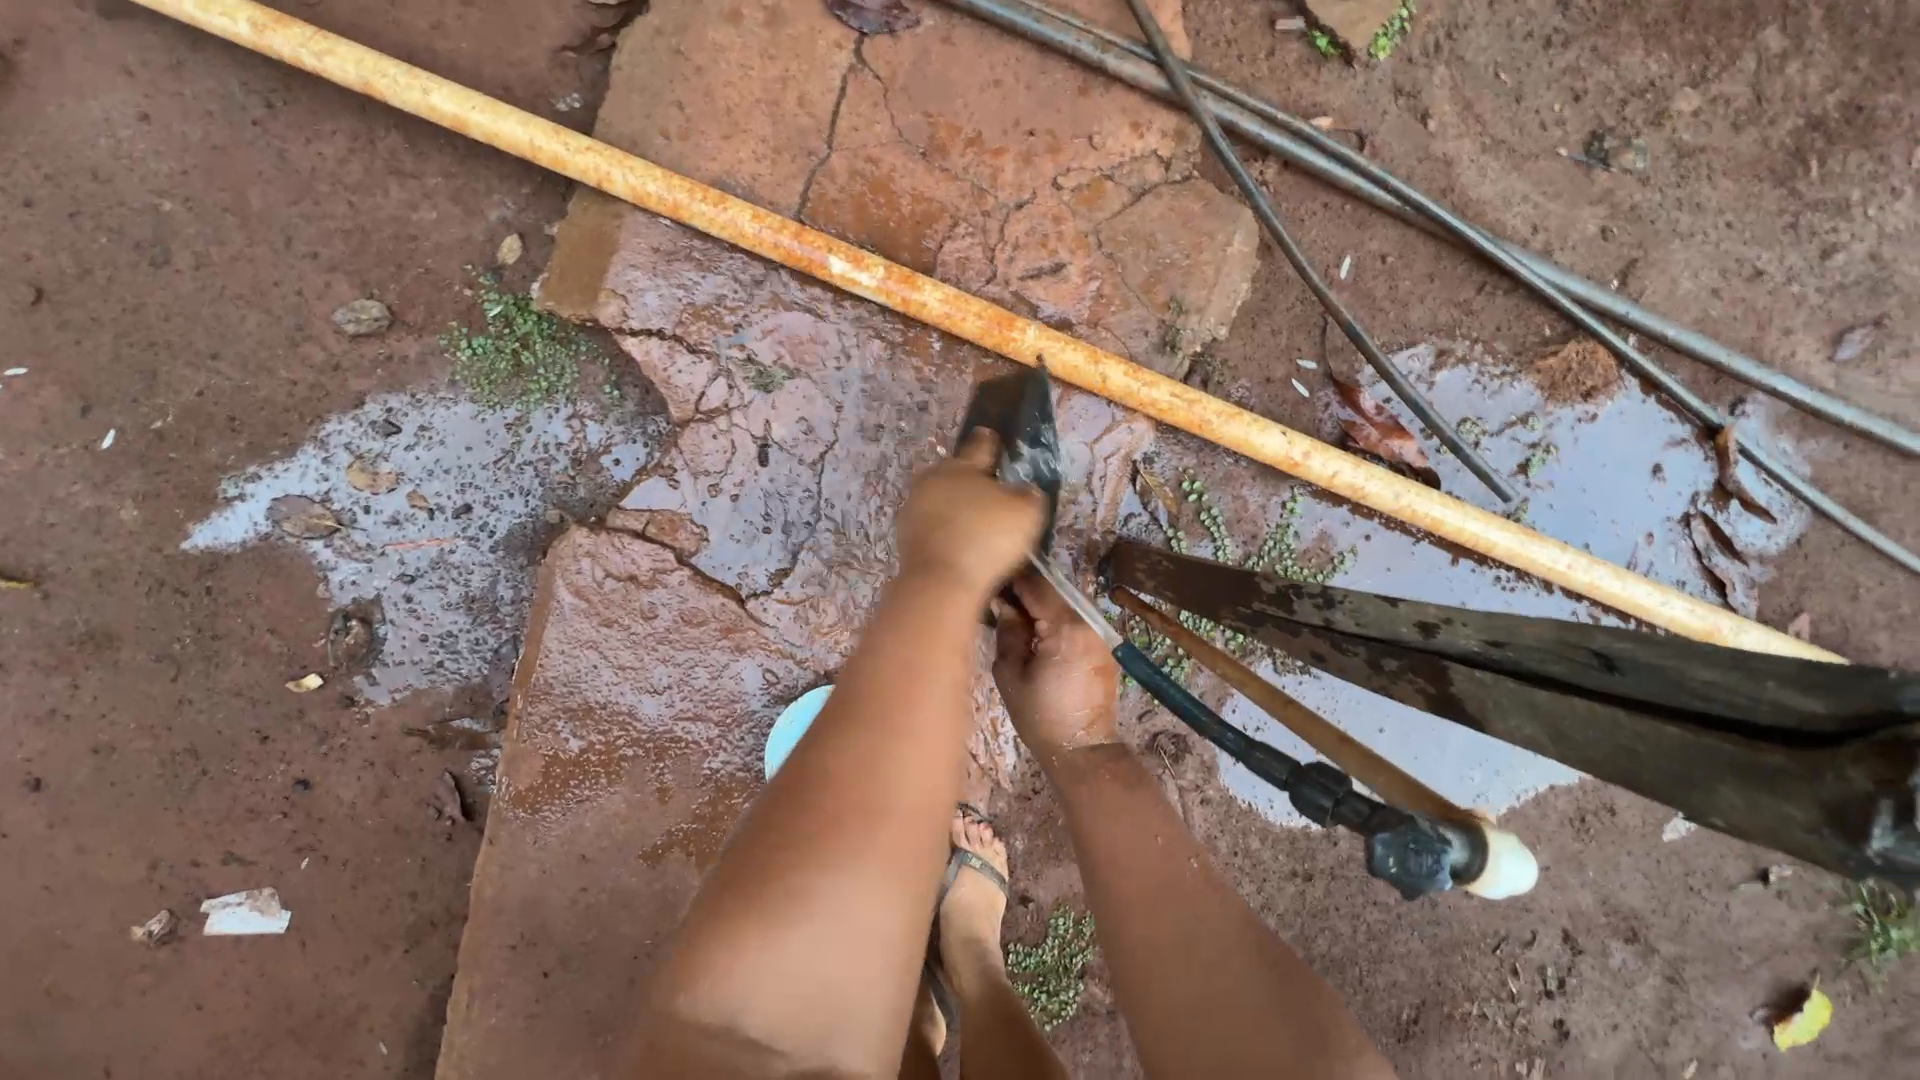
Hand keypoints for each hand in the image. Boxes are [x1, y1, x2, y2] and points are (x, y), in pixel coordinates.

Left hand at [895, 430, 1046, 596]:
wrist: (941, 581)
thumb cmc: (987, 538)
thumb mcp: (1026, 512)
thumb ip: (1028, 495)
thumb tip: (1024, 491)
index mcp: (961, 466)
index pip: (980, 446)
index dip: (990, 442)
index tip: (991, 436)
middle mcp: (932, 481)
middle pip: (952, 471)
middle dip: (966, 476)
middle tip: (984, 488)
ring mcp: (913, 510)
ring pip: (938, 499)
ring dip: (952, 506)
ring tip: (972, 521)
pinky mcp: (905, 538)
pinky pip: (931, 526)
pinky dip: (944, 531)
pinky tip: (957, 543)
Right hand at [992, 573, 1120, 766]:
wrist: (1083, 749)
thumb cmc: (1040, 716)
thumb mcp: (1010, 675)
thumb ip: (1007, 633)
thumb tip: (1004, 604)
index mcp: (1065, 628)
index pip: (1037, 587)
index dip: (1014, 581)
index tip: (994, 584)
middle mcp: (1089, 624)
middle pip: (1055, 592)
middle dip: (1029, 593)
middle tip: (1003, 602)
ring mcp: (1101, 635)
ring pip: (1067, 605)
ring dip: (1044, 606)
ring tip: (1019, 619)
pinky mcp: (1105, 648)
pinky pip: (1078, 622)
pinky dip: (1058, 621)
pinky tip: (1040, 635)